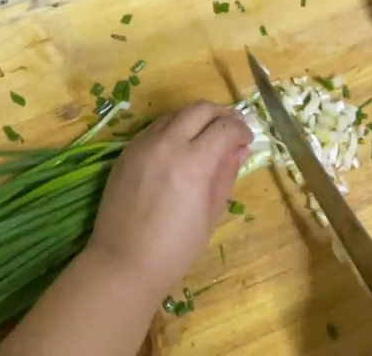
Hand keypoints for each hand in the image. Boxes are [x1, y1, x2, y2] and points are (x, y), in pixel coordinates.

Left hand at [83, 101, 252, 299]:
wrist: (124, 262)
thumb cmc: (175, 248)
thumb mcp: (211, 214)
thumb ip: (225, 174)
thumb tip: (239, 148)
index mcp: (194, 162)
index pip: (225, 128)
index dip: (241, 130)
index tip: (247, 140)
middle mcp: (168, 143)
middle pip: (200, 108)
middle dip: (221, 114)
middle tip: (231, 131)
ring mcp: (144, 142)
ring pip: (176, 113)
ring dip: (196, 118)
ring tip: (206, 137)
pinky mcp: (128, 148)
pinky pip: (156, 127)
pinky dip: (174, 128)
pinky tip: (179, 147)